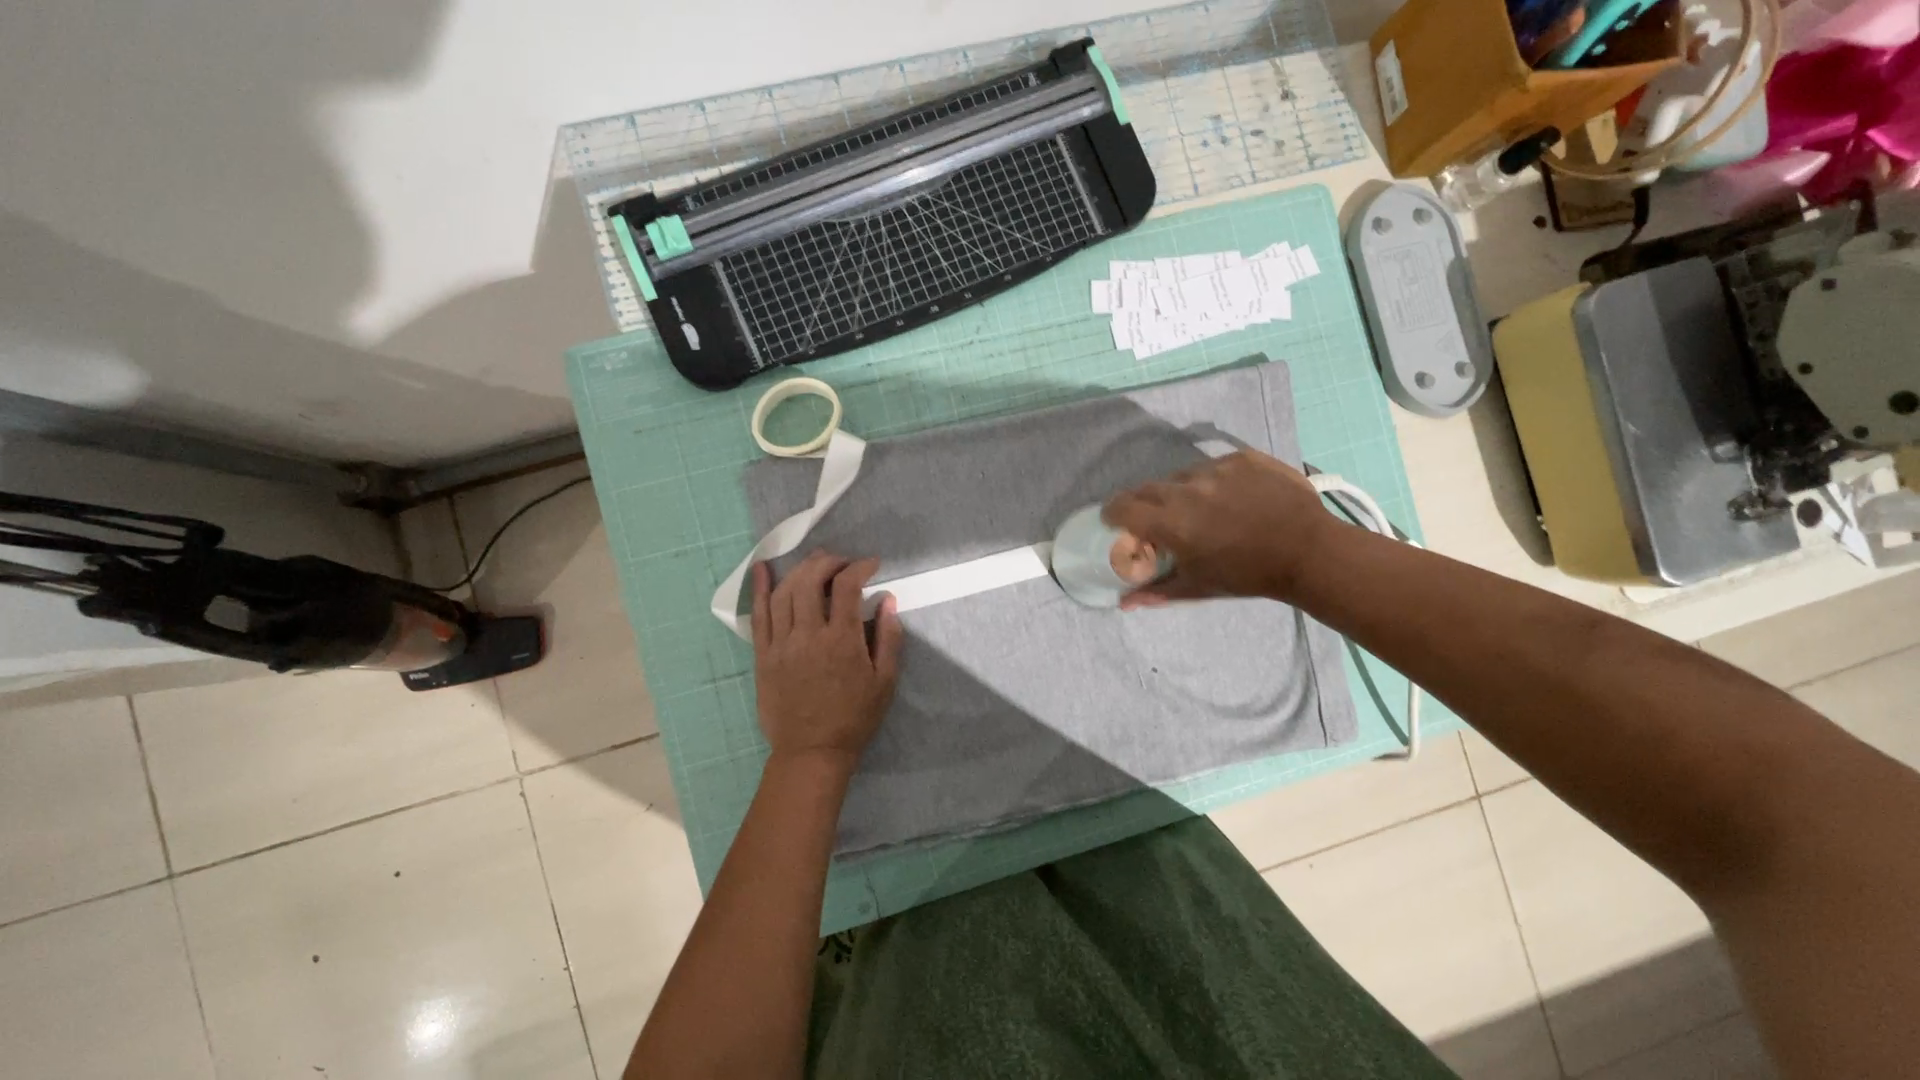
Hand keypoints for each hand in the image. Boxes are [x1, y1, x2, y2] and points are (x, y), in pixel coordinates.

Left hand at [751, 552, 903, 773]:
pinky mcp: (763, 655)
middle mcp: (809, 635)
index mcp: (842, 641)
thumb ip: (889, 639)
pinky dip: (760, 588)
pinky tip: (762, 568)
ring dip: (800, 570)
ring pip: (785, 592)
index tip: (871, 565)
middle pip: (811, 580)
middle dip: (828, 562)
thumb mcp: (885, 682)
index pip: (848, 587)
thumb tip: (888, 601)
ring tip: (815, 564)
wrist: (811, 752)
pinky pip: (759, 615)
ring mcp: (782, 644)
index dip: (860, 567)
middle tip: (842, 563)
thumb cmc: (854, 719)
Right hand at [1102, 450, 1334, 607]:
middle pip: (1147, 488)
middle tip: (1153, 517)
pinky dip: (1213, 481)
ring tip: (1200, 508)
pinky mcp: (1242, 458)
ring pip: (1182, 476)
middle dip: (1142, 502)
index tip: (1114, 520)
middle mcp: (1187, 490)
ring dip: (1180, 491)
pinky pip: (1214, 466)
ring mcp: (1215, 469)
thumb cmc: (1248, 575)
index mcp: (1171, 522)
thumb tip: (1123, 603)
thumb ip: (1156, 591)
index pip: (1122, 507)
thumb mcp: (1199, 587)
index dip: (1113, 513)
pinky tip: (1230, 497)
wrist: (1308, 551)